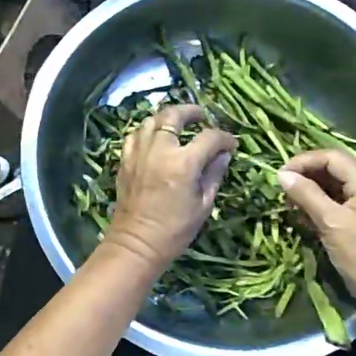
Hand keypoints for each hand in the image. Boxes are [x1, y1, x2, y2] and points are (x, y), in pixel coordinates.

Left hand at [103, 105, 235, 272]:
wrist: (136, 243)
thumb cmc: (174, 230)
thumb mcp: (203, 204)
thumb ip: (213, 174)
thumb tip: (223, 155)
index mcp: (183, 163)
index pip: (209, 137)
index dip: (224, 138)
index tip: (230, 145)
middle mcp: (159, 151)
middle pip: (174, 115)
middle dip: (191, 111)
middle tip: (202, 115)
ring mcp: (138, 154)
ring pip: (150, 121)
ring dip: (167, 118)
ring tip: (178, 124)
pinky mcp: (125, 161)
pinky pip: (134, 135)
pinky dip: (146, 131)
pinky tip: (155, 137)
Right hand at [276, 150, 355, 301]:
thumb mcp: (332, 224)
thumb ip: (307, 195)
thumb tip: (282, 175)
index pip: (333, 158)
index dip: (304, 161)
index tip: (280, 175)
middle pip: (333, 169)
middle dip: (305, 175)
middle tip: (281, 188)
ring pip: (331, 185)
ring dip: (308, 190)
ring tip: (287, 201)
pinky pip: (334, 202)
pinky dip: (316, 203)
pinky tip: (300, 213)